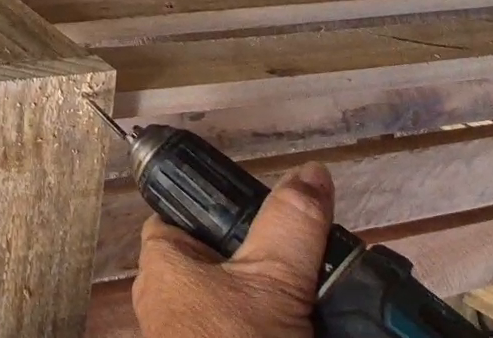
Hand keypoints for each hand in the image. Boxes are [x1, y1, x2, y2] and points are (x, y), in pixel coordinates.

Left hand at [132, 161, 334, 337]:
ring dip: (283, 304)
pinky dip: (278, 326)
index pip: (188, 215)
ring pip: (240, 304)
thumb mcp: (272, 282)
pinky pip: (245, 329)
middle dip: (267, 265)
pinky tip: (318, 328)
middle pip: (223, 262)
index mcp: (163, 260)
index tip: (276, 220)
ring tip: (329, 302)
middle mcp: (168, 297)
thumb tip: (313, 171)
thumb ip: (291, 225)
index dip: (230, 214)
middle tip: (318, 265)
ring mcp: (189, 335)